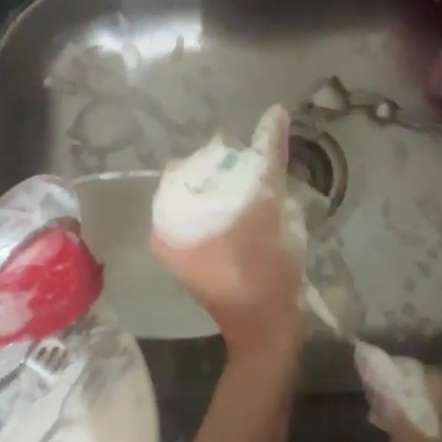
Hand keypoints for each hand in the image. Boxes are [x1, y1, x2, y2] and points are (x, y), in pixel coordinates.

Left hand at [152, 106, 304, 359]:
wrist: (269, 330)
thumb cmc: (260, 270)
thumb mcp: (265, 208)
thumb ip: (268, 159)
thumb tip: (274, 111)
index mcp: (167, 223)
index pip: (184, 169)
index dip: (218, 158)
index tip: (248, 162)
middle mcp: (167, 236)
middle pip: (196, 185)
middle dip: (228, 175)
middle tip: (260, 176)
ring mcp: (184, 253)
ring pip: (208, 204)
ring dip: (234, 193)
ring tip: (263, 192)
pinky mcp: (203, 263)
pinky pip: (216, 223)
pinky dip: (235, 212)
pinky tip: (260, 212)